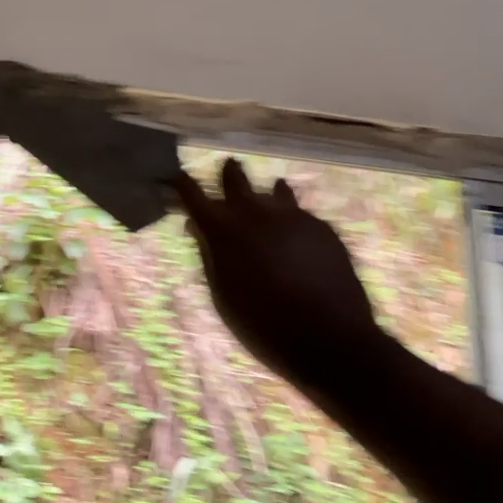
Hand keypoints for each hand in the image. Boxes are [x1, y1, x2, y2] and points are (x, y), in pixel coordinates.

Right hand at [171, 159, 381, 384]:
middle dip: (228, 174)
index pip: (192, 193)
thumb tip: (197, 226)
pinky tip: (296, 234)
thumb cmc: (262, 322)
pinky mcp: (320, 226)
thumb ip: (209, 254)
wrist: (328, 336)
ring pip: (273, 191)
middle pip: (235, 180)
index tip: (174, 174)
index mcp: (222, 229)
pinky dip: (291, 218)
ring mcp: (291, 215)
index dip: (181, 183)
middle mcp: (254, 212)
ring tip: (271, 190)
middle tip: (229, 166)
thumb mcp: (222, 293)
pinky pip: (299, 213)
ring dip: (266, 193)